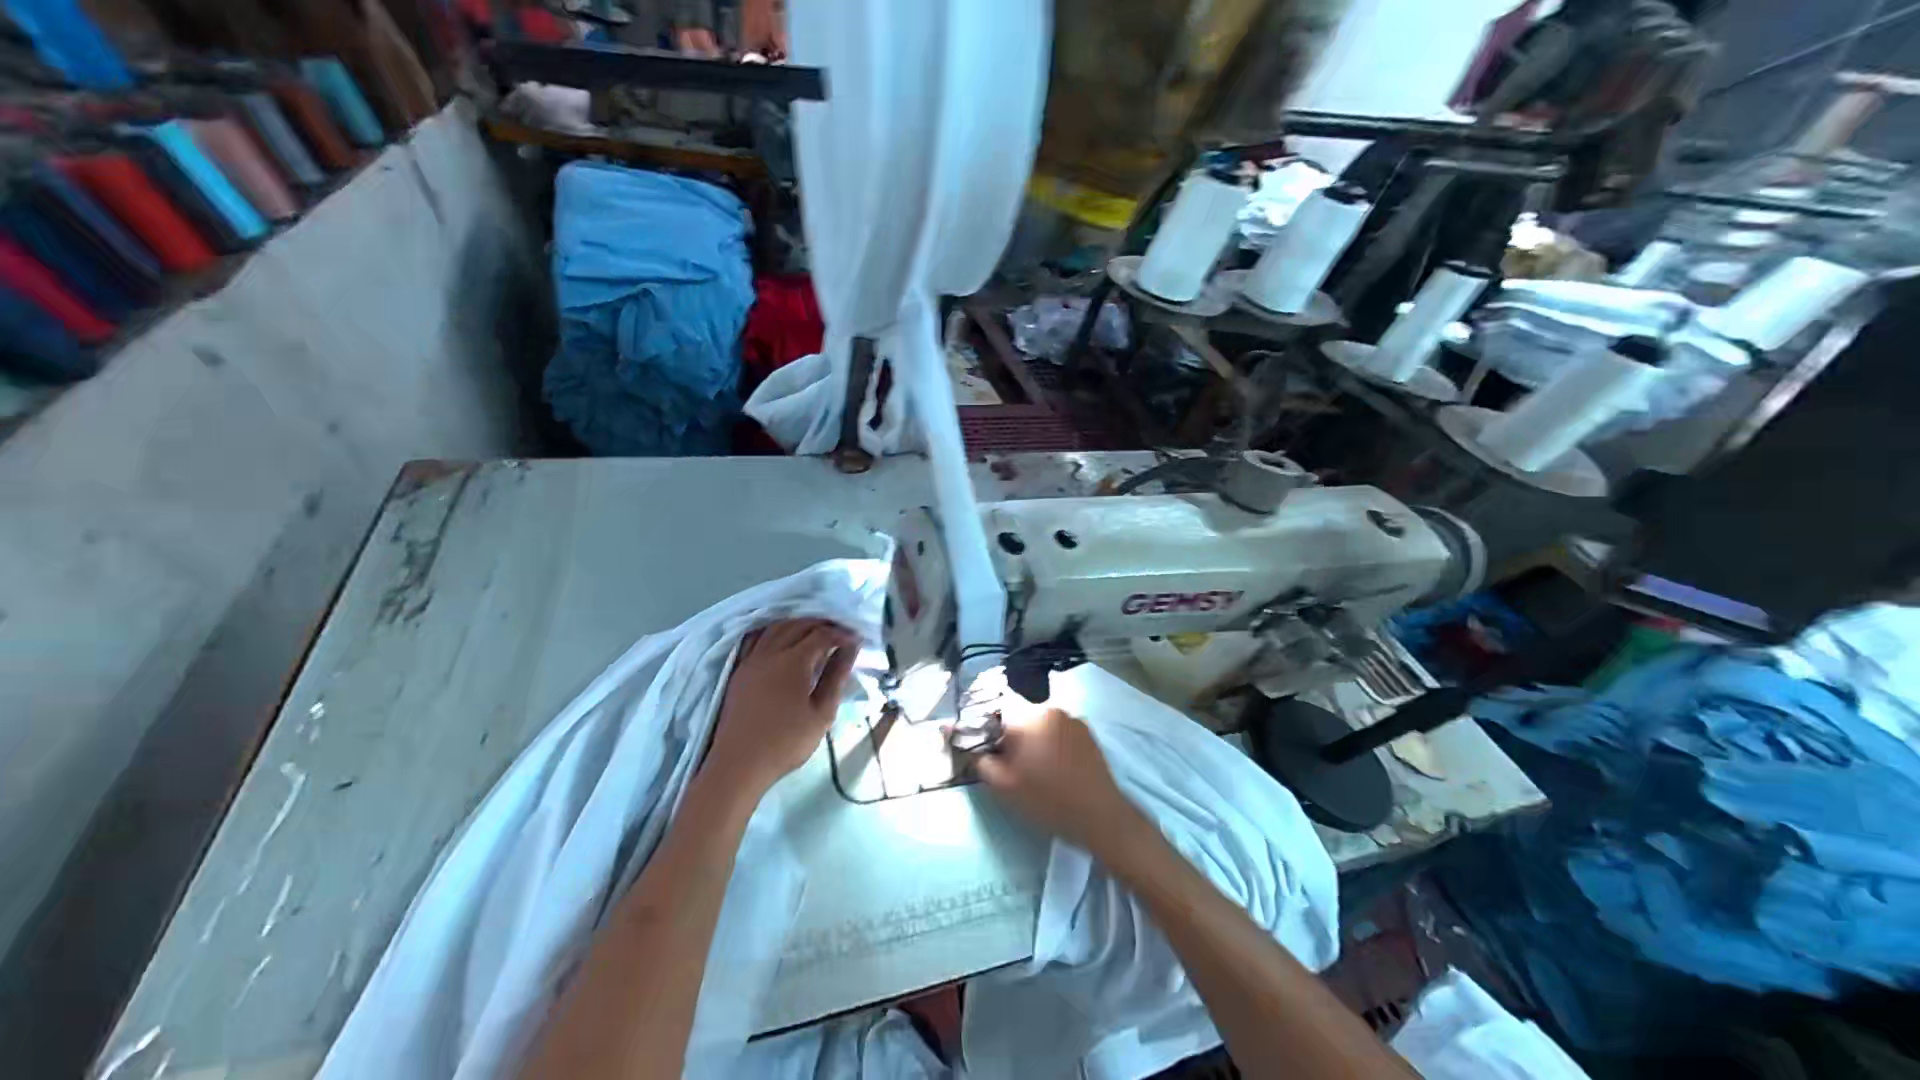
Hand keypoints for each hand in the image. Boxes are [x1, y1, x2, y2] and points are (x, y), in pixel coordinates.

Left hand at [707, 619, 856, 793]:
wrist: (739, 764)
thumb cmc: (786, 742)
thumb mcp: (822, 713)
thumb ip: (836, 677)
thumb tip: (850, 648)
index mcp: (793, 661)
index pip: (821, 635)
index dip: (842, 634)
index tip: (857, 639)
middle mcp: (770, 652)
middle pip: (798, 624)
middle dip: (821, 624)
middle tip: (840, 633)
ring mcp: (751, 660)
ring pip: (776, 628)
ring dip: (798, 624)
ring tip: (816, 633)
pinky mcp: (740, 670)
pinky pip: (759, 638)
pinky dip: (776, 631)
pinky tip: (784, 639)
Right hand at [976, 708, 1148, 856]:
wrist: (1101, 817)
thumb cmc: (1048, 800)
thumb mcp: (1004, 786)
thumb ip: (980, 761)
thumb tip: (968, 747)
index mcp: (1029, 716)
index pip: (995, 716)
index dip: (987, 736)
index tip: (989, 757)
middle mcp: (1051, 709)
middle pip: (1018, 720)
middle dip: (1011, 740)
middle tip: (1012, 770)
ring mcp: (1073, 719)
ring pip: (1039, 727)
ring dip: (1032, 743)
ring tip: (1036, 772)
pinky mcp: (1088, 733)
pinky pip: (1058, 733)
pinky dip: (1051, 746)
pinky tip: (1055, 771)